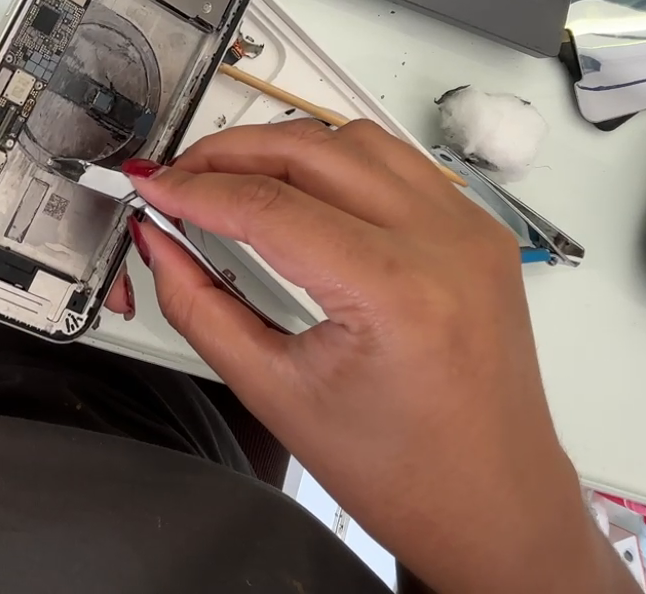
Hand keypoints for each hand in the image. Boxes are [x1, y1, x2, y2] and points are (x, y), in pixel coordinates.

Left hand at [0, 34, 136, 356]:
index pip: (10, 93)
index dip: (59, 77)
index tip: (114, 69)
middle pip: (45, 151)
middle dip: (99, 154)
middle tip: (153, 165)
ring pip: (51, 204)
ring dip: (93, 215)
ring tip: (137, 230)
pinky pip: (38, 255)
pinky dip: (71, 266)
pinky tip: (97, 281)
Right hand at [127, 120, 631, 593]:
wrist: (495, 508)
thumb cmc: (398, 472)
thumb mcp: (272, 391)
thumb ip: (198, 304)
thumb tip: (157, 240)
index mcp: (396, 292)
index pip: (269, 206)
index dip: (195, 189)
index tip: (150, 184)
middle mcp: (444, 243)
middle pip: (309, 149)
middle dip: (229, 151)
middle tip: (178, 175)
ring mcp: (468, 229)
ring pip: (353, 138)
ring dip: (281, 144)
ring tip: (230, 174)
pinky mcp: (475, 229)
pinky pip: (393, 159)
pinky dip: (332, 156)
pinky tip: (298, 182)